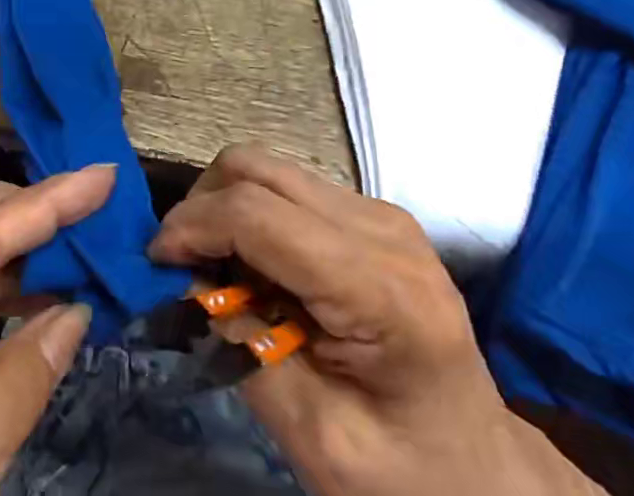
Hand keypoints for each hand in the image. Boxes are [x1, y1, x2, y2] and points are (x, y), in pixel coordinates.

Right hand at [149, 147, 604, 495]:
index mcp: (377, 286)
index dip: (193, 227)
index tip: (153, 264)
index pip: (259, 214)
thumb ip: (248, 354)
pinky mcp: (375, 216)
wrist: (479, 464)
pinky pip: (293, 189)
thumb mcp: (318, 439)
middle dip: (203, 206)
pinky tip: (256, 269)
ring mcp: (382, 213)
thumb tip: (192, 286)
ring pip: (272, 169)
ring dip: (227, 207)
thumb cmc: (405, 470)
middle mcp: (381, 227)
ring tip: (215, 270)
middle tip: (180, 267)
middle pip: (260, 169)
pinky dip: (256, 214)